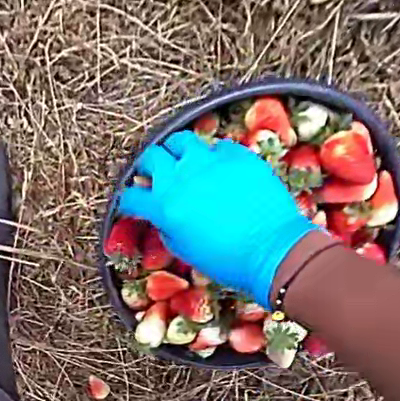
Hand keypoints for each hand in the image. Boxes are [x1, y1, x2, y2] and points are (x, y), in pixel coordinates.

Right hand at [120, 130, 320, 300]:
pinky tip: (217, 168)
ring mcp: (210, 162)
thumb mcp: (184, 249)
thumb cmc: (226, 260)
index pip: (131, 196)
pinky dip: (212, 155)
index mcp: (164, 207)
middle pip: (151, 156)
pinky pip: (217, 147)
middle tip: (153, 173)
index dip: (127, 199)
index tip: (131, 202)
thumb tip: (162, 214)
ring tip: (182, 161)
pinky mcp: (237, 155)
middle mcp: (181, 179)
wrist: (272, 249)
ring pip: (182, 140)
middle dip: (148, 165)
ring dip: (176, 151)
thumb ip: (166, 226)